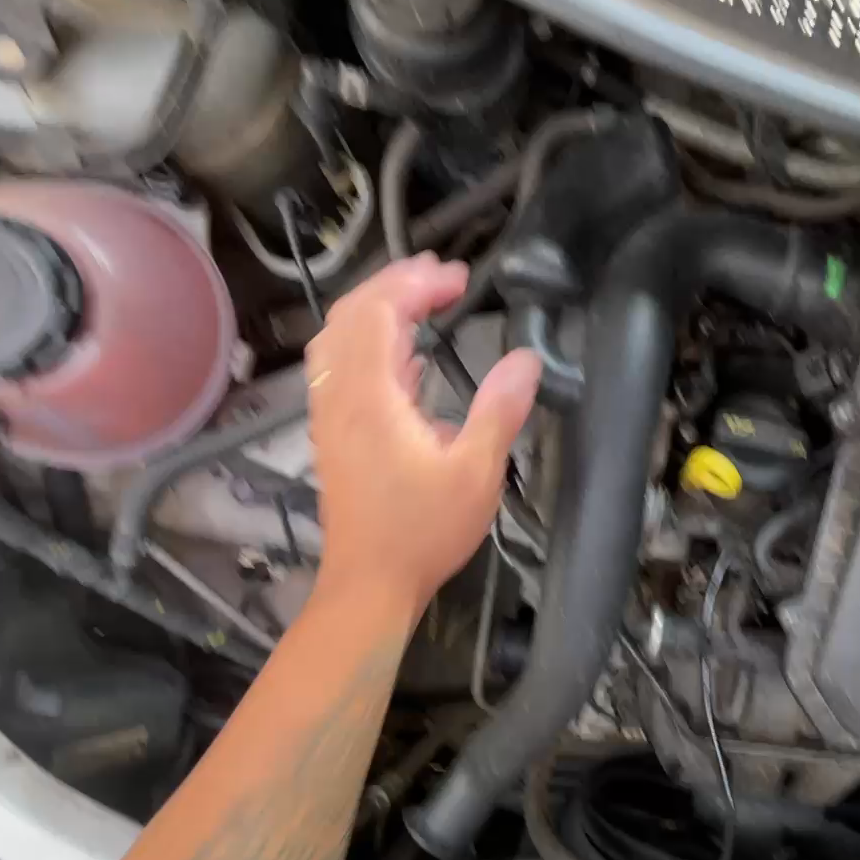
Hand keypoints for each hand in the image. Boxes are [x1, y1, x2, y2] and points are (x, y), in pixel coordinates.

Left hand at [304, 255, 541, 619]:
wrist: (370, 582)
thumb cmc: (423, 531)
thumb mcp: (476, 473)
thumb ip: (499, 411)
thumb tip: (527, 360)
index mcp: (372, 397)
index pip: (380, 312)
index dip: (416, 283)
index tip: (460, 278)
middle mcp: (341, 396)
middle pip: (351, 314)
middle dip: (394, 284)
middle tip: (442, 278)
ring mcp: (332, 415)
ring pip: (339, 339)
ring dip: (376, 309)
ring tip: (420, 301)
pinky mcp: (335, 434)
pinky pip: (342, 367)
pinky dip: (369, 343)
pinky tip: (406, 355)